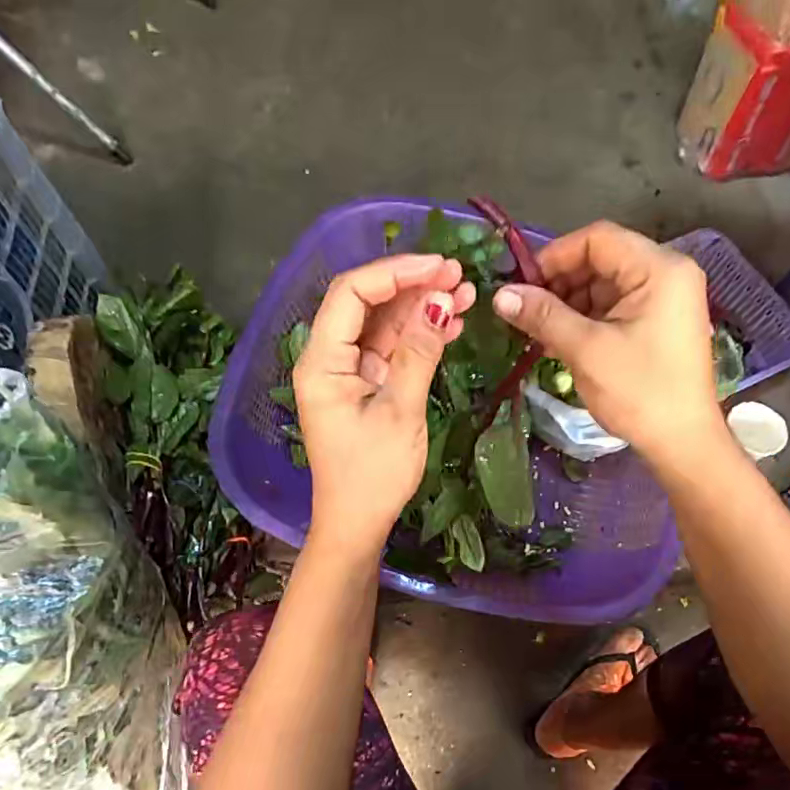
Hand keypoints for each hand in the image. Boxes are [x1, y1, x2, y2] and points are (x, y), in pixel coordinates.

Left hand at [296, 254, 475, 547]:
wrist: (359, 523)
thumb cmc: (373, 475)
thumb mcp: (400, 412)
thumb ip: (418, 354)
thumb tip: (442, 302)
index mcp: (322, 361)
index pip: (352, 294)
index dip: (395, 272)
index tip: (440, 266)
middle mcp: (331, 358)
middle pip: (369, 304)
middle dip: (414, 285)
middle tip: (460, 274)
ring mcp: (351, 372)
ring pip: (386, 325)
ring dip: (423, 308)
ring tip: (467, 293)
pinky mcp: (370, 387)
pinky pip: (394, 351)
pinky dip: (422, 337)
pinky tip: (453, 324)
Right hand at [491, 221, 725, 467]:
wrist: (684, 443)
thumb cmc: (640, 393)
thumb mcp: (587, 350)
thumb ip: (543, 316)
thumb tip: (500, 294)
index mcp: (660, 269)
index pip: (597, 239)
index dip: (555, 257)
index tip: (523, 285)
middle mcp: (669, 275)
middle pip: (603, 261)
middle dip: (562, 284)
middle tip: (528, 313)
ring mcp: (669, 302)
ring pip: (608, 287)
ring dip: (572, 305)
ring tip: (542, 332)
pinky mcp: (662, 326)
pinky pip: (619, 309)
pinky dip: (590, 320)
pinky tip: (565, 341)